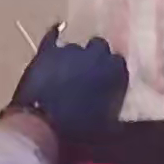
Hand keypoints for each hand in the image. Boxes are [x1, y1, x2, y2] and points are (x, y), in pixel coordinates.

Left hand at [6, 26, 128, 142]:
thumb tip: (119, 119)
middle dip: (94, 57)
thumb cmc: (79, 131)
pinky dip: (54, 36)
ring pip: (75, 47)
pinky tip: (54, 33)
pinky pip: (51, 36)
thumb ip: (115, 115)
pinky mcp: (47, 51)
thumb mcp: (107, 128)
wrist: (43, 125)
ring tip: (65, 71)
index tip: (105, 81)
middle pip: (99, 46)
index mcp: (115, 72)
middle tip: (86, 73)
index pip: (118, 62)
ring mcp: (70, 50)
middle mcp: (96, 55)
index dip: (110, 71)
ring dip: (73, 56)